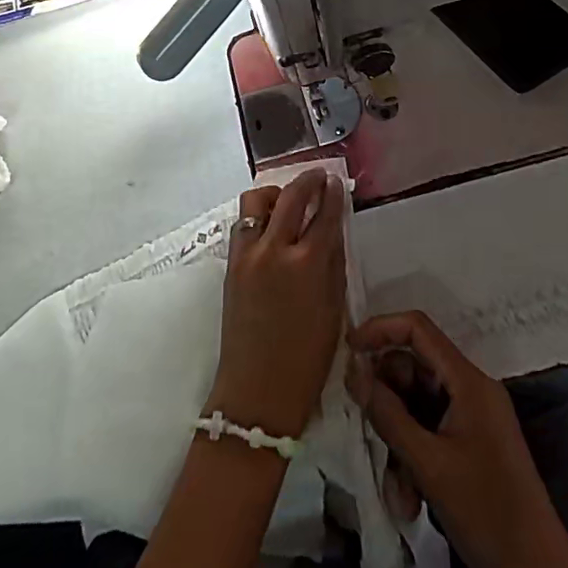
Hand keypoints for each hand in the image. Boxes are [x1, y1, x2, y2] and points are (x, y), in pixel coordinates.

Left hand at [208, 168, 347, 439]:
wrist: (258, 390)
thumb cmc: (308, 358)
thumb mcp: (334, 308)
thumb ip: (334, 262)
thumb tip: (333, 229)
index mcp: (308, 263)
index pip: (324, 213)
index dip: (333, 193)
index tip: (336, 181)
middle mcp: (275, 250)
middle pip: (290, 196)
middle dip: (307, 181)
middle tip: (318, 177)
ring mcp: (247, 255)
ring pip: (256, 202)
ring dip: (276, 194)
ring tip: (288, 201)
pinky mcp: (230, 265)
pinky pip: (243, 226)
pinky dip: (259, 217)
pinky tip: (271, 228)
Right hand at [347, 312, 567, 567]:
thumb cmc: (484, 507)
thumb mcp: (427, 461)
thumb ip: (387, 412)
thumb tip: (354, 370)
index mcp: (468, 381)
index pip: (419, 329)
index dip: (380, 329)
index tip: (348, 349)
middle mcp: (469, 389)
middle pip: (412, 369)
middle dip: (386, 400)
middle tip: (367, 427)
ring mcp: (469, 415)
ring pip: (414, 405)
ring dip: (397, 440)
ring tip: (397, 487)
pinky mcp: (467, 441)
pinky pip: (426, 431)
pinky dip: (411, 458)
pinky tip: (408, 498)